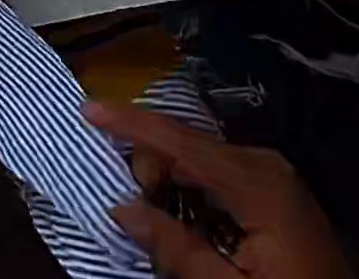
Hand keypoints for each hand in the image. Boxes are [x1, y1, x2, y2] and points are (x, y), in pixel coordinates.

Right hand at [87, 101, 354, 278]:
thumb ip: (177, 250)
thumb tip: (121, 208)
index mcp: (256, 183)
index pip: (179, 141)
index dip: (130, 122)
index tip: (87, 108)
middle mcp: (262, 162)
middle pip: (184, 143)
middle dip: (149, 165)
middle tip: (137, 209)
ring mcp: (269, 171)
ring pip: (197, 155)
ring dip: (168, 176)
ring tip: (159, 214)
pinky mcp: (271, 185)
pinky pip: (215, 169)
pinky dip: (189, 183)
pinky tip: (182, 210)